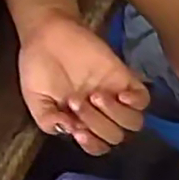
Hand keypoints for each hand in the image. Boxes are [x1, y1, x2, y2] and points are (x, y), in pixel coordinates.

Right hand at [18, 12, 149, 155]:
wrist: (46, 33)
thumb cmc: (39, 68)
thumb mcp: (35, 99)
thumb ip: (48, 120)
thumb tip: (68, 130)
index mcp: (84, 123)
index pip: (98, 146)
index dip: (92, 144)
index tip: (77, 129)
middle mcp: (103, 114)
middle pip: (115, 136)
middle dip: (96, 123)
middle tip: (76, 101)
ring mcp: (116, 97)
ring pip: (133, 122)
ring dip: (115, 114)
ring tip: (94, 95)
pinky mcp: (125, 79)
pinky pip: (143, 100)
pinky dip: (136, 102)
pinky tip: (121, 95)